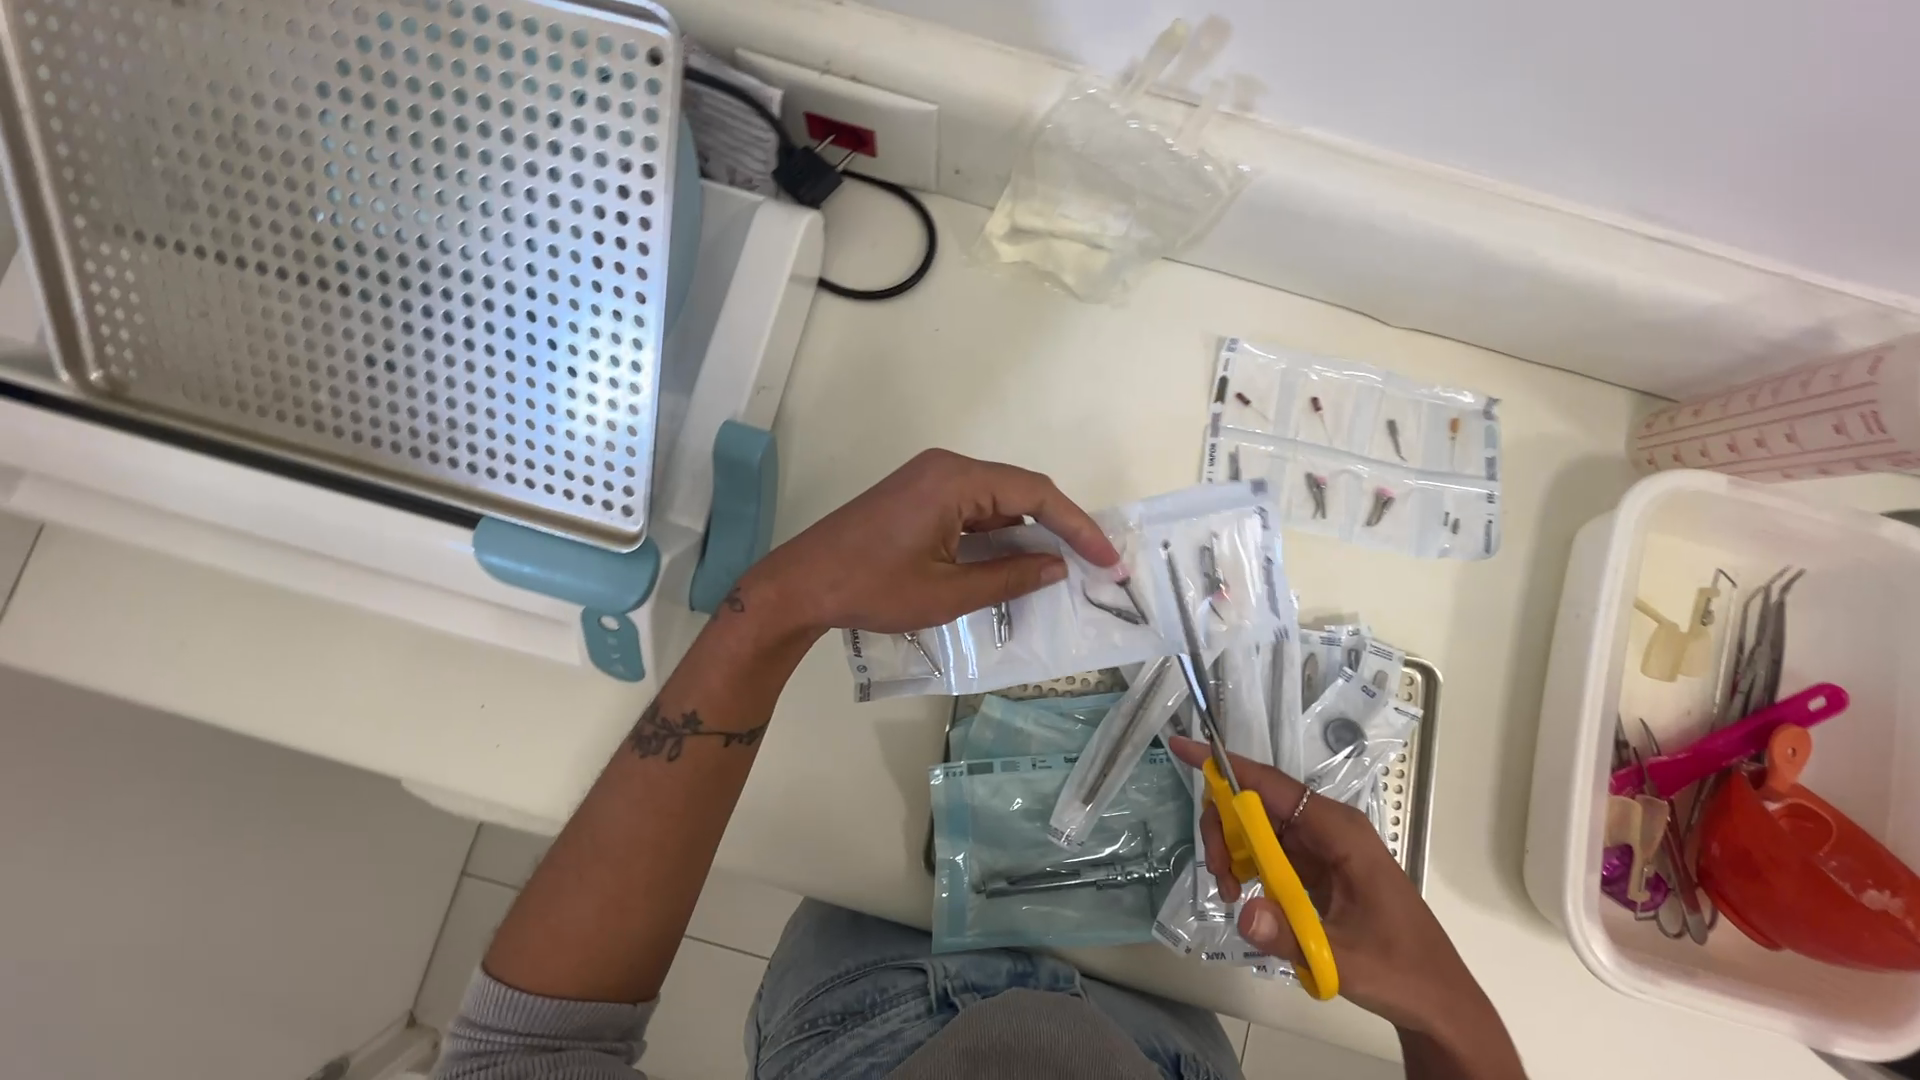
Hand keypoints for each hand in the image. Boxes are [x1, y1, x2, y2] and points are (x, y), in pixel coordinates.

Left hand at [748, 449, 1120, 637]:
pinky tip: (1010, 565)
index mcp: (955, 481)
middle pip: (1019, 492)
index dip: (1077, 526)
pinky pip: (971, 510)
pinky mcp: (917, 497)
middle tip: (1090, 565)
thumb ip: (1009, 577)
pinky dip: (995, 536)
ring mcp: (928, 480)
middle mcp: (946, 469)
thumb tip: (1057, 567)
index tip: (1106, 558)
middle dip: (1056, 529)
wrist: (800, 584)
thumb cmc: (872, 588)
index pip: (1036, 494)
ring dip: (1024, 535)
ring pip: (996, 503)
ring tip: (1056, 572)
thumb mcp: (948, 593)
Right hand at [1168, 737, 1494, 1038]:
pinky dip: (1246, 865)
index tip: (1183, 747)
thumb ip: (1289, 936)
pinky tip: (1245, 895)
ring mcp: (1321, 844)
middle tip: (1220, 878)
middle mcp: (1327, 826)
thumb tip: (1241, 911)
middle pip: (1255, 803)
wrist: (1438, 999)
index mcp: (1339, 830)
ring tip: (1232, 893)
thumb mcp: (1345, 960)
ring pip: (1257, 825)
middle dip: (1225, 831)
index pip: (1270, 784)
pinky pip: (1268, 847)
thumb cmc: (1401, 970)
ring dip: (1233, 851)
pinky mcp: (1316, 863)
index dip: (1224, 765)